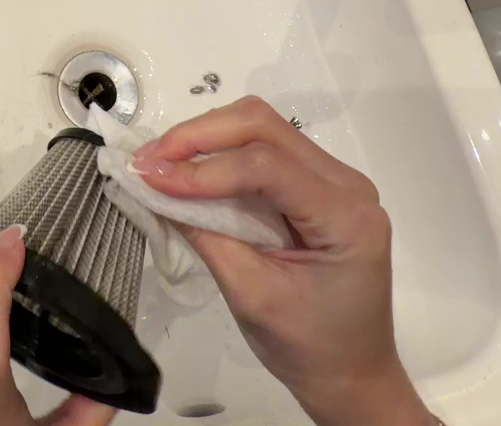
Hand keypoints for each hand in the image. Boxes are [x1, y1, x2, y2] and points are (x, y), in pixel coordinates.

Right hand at [132, 97, 433, 425]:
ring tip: (161, 161)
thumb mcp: (249, 294)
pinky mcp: (312, 179)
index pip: (266, 166)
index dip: (204, 167)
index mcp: (346, 218)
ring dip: (204, 137)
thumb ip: (203, 234)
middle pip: (262, 126)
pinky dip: (217, 149)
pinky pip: (260, 145)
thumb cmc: (307, 346)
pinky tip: (187, 166)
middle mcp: (345, 183)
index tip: (153, 179)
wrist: (350, 374)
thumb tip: (153, 187)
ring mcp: (331, 176)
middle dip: (198, 136)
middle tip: (149, 160)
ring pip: (258, 125)